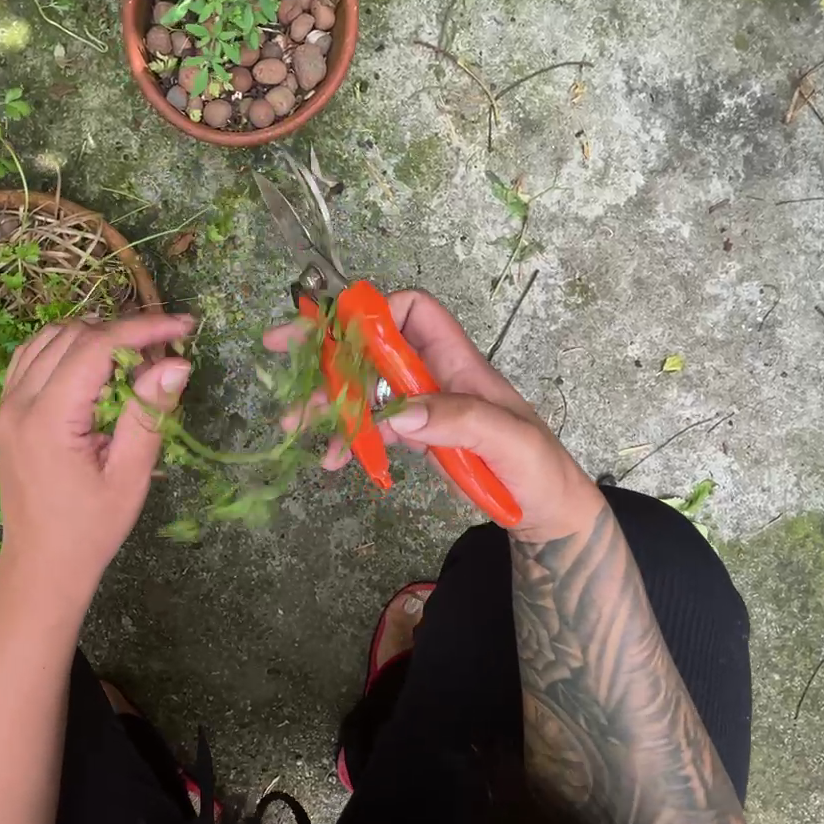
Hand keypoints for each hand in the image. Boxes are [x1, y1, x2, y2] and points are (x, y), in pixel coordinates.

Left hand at [0, 313, 195, 587]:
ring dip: (94, 334)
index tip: (182, 327)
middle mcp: (18, 403)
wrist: (42, 563)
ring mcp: (6, 404)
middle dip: (123, 330)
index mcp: (48, 419)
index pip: (97, 347)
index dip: (143, 329)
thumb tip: (177, 363)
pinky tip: (94, 362)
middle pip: (73, 335)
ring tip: (134, 353)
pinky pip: (31, 356)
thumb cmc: (90, 528)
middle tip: (164, 348)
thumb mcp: (128, 476)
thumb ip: (148, 415)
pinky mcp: (5, 411)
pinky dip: (65, 346)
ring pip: (49, 338)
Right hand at [264, 290, 599, 540]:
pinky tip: (332, 460)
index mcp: (457, 362)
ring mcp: (419, 406)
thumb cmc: (538, 469)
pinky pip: (368, 426)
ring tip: (294, 426)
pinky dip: (346, 439)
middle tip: (279, 349)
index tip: (342, 337)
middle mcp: (432, 375)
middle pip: (371, 347)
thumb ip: (459, 422)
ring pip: (361, 389)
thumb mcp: (508, 442)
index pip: (413, 312)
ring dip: (326, 402)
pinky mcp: (413, 435)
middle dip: (325, 348)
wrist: (544, 512)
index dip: (377, 314)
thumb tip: (400, 414)